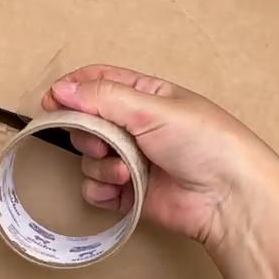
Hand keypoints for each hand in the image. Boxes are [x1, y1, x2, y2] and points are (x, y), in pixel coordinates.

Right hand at [41, 65, 278, 250]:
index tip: (52, 101)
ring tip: (126, 172)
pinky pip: (94, 189)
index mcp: (144, 96)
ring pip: (88, 159)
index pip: (98, 82)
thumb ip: (102, 98)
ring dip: (100, 166)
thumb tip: (61, 89)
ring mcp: (130, 161)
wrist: (226, 195)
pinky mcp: (127, 193)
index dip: (72, 89)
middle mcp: (134, 127)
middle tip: (103, 144)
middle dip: (87, 135)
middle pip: (86, 123)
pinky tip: (121, 191)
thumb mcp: (151, 109)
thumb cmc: (203, 142)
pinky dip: (101, 190)